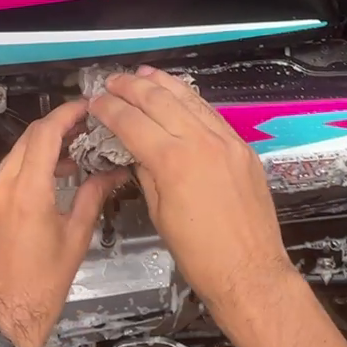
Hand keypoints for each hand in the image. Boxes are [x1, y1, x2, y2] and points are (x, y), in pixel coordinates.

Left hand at [0, 102, 124, 346]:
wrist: (1, 324)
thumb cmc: (43, 285)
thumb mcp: (76, 238)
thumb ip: (93, 196)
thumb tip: (113, 171)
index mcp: (27, 191)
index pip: (45, 134)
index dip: (67, 114)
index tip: (88, 107)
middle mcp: (1, 187)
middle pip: (28, 138)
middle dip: (57, 126)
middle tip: (85, 127)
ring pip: (15, 154)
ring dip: (43, 146)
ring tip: (73, 154)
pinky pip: (7, 174)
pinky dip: (29, 166)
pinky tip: (51, 178)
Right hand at [88, 68, 298, 319]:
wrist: (250, 272)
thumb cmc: (202, 255)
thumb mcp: (160, 214)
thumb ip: (146, 173)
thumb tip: (136, 152)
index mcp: (174, 162)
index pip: (133, 122)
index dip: (110, 109)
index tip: (97, 102)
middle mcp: (201, 142)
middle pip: (159, 100)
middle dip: (132, 87)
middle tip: (113, 81)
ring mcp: (226, 141)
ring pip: (189, 99)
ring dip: (163, 83)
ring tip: (143, 74)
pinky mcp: (242, 147)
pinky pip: (211, 114)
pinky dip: (191, 100)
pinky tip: (180, 95)